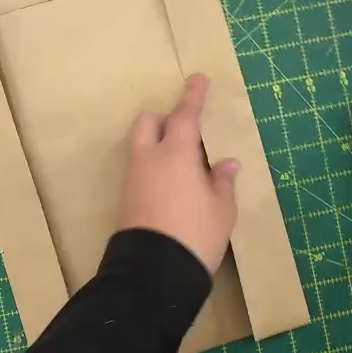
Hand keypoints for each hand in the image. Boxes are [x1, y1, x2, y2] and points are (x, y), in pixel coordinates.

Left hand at [116, 74, 239, 274]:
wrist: (154, 274)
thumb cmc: (196, 234)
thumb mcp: (222, 210)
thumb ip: (222, 182)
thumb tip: (225, 163)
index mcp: (176, 153)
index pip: (185, 115)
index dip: (193, 96)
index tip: (197, 78)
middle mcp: (149, 159)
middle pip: (148, 122)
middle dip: (164, 119)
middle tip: (188, 134)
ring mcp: (133, 179)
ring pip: (142, 147)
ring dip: (159, 146)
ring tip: (187, 169)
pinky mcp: (125, 200)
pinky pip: (140, 171)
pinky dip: (155, 169)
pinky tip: (174, 189)